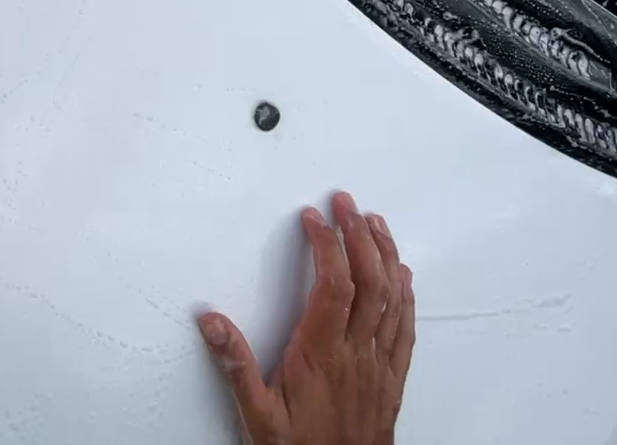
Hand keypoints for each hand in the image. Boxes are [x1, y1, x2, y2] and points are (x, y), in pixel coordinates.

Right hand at [197, 193, 415, 444]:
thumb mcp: (257, 414)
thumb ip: (235, 364)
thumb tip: (211, 319)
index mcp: (323, 355)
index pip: (334, 288)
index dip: (327, 247)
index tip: (313, 218)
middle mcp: (357, 355)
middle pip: (369, 284)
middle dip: (358, 236)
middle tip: (346, 203)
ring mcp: (378, 366)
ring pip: (392, 300)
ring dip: (385, 256)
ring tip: (376, 223)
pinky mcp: (390, 379)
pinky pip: (404, 329)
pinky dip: (405, 296)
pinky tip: (403, 277)